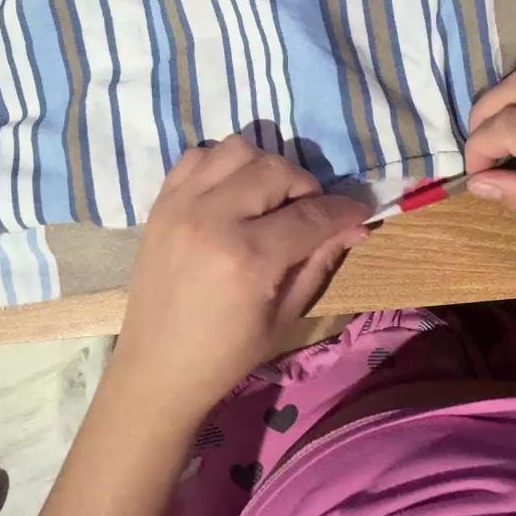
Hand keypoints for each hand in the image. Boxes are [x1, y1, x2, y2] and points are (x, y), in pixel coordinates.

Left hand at [112, 134, 371, 417]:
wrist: (156, 366)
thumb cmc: (226, 353)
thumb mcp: (285, 316)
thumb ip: (320, 261)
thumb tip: (355, 224)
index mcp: (247, 259)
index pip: (310, 214)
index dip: (343, 210)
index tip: (359, 211)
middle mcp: (212, 219)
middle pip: (275, 169)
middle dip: (304, 186)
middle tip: (308, 212)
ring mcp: (180, 205)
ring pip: (237, 148)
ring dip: (263, 166)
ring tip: (268, 198)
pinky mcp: (160, 202)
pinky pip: (198, 155)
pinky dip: (223, 164)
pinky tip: (232, 192)